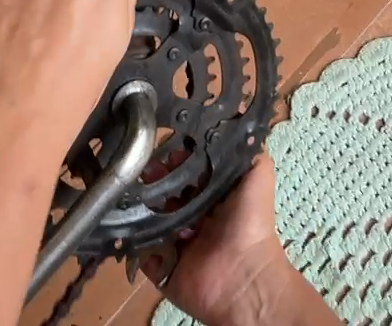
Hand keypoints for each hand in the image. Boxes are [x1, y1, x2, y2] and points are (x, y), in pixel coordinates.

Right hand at [145, 155, 336, 325]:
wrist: (244, 277)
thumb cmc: (250, 223)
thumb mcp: (257, 176)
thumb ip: (249, 148)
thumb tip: (237, 113)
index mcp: (210, 198)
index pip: (184, 171)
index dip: (175, 159)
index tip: (168, 151)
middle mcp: (190, 217)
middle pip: (162, 190)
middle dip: (154, 177)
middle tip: (150, 170)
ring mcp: (173, 242)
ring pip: (148, 214)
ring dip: (143, 200)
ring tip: (144, 191)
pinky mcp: (160, 265)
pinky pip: (138, 247)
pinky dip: (134, 233)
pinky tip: (137, 217)